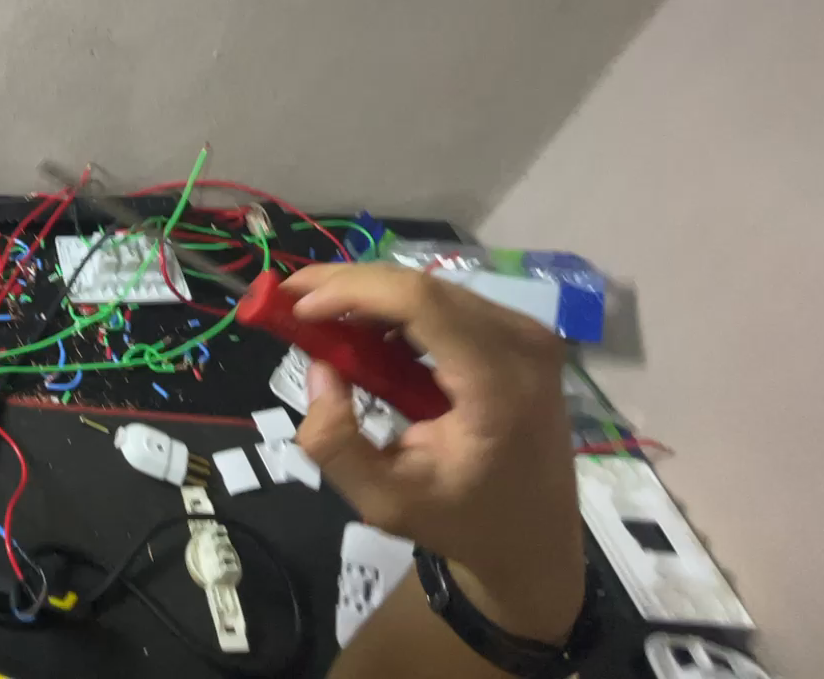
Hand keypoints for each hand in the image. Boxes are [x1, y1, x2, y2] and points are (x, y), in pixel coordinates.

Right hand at [284, 262, 583, 641]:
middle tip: (287, 297)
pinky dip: (387, 304)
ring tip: (314, 313)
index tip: (298, 309)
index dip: (351, 292)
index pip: (420, 304)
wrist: (536, 540)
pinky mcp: (514, 334)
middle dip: (343, 283)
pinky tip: (357, 325)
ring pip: (424, 285)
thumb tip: (321, 368)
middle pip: (418, 285)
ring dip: (361, 292)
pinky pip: (438, 298)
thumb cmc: (460, 520)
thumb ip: (334, 442)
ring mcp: (523, 335)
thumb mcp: (382, 499)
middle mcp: (520, 347)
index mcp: (498, 388)